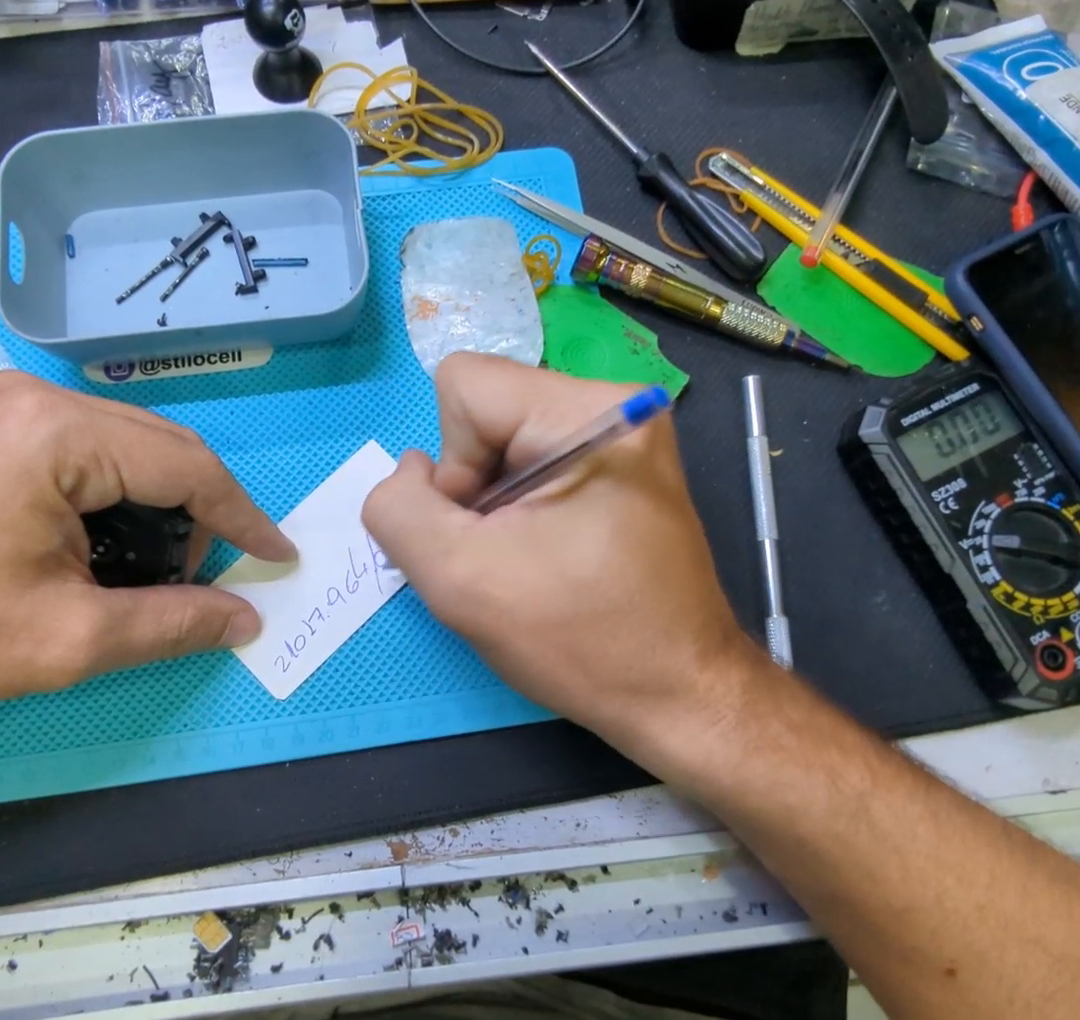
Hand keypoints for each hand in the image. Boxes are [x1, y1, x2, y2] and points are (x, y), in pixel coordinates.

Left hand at [0, 372, 293, 750]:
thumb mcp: (67, 639)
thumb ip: (176, 622)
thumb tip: (248, 620)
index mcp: (54, 430)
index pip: (187, 465)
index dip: (243, 517)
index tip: (278, 559)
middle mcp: (22, 397)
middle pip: (152, 447)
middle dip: (194, 515)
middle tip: (203, 580)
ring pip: (110, 449)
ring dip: (146, 507)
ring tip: (141, 575)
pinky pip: (63, 453)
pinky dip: (99, 499)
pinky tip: (86, 550)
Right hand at [362, 354, 769, 763]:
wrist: (679, 694)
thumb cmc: (581, 639)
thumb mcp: (460, 579)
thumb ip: (400, 508)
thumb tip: (411, 468)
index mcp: (592, 410)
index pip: (464, 384)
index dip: (453, 464)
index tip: (488, 531)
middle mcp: (620, 404)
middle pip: (489, 412)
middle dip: (477, 487)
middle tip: (511, 554)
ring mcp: (631, 434)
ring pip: (510, 441)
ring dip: (499, 504)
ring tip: (534, 560)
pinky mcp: (631, 466)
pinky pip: (543, 462)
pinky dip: (527, 509)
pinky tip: (552, 554)